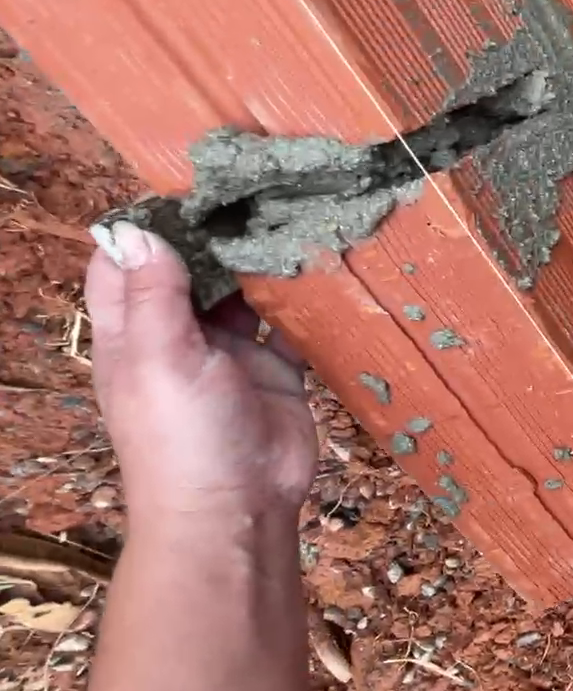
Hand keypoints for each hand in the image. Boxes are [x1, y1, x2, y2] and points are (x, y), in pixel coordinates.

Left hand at [85, 222, 316, 527]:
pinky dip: (308, 305)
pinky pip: (293, 328)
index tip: (189, 191)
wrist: (238, 499)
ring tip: (296, 228)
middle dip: (218, 241)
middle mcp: (181, 337)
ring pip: (246, 297)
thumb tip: (138, 231)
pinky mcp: (280, 370)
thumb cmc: (183, 434)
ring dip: (265, 269)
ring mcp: (233, 354)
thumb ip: (154, 298)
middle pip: (193, 276)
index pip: (126, 267)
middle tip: (260, 201)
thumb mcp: (161, 360)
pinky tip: (328, 278)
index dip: (148, 229)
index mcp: (134, 334)